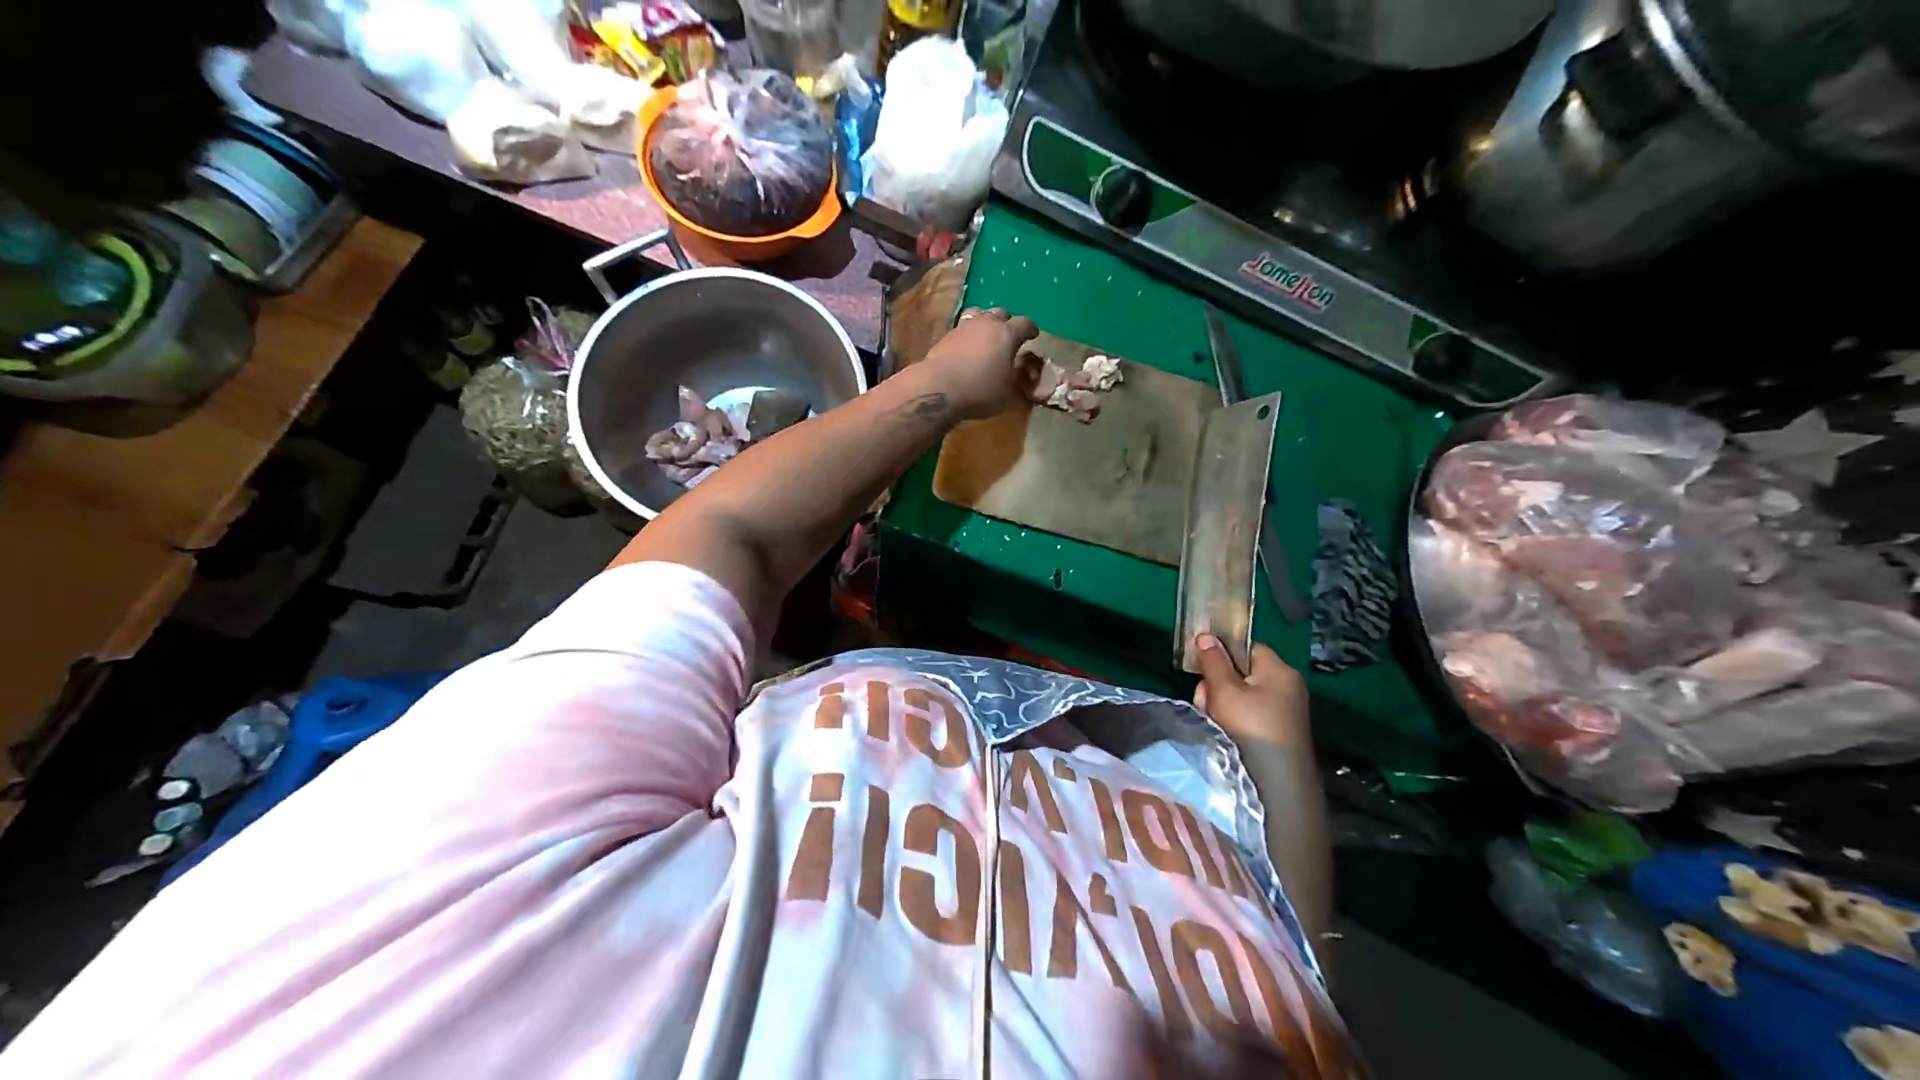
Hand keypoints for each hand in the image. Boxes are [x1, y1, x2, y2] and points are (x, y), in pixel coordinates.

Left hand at [921, 307, 1040, 419]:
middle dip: (1007, 322)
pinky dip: (968, 333)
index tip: (1033, 335)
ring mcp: (964, 327)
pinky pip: (962, 327)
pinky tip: (967, 346)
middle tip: (1008, 335)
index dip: (1031, 329)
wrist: (939, 388)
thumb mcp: (1008, 392)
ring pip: (979, 313)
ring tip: (986, 334)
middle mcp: (986, 323)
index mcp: (1007, 334)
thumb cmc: (980, 391)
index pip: (1025, 323)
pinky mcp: (946, 335)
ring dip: (986, 321)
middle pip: (1001, 312)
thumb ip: (1016, 379)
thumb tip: (1018, 373)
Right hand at [1192, 635, 1310, 746]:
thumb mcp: (1225, 690)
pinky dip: (1232, 722)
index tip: (1202, 666)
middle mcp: (1286, 688)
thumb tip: (1206, 635)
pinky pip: (1248, 716)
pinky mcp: (1277, 734)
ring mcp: (1283, 713)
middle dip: (1217, 685)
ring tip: (1214, 722)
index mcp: (1279, 671)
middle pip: (1241, 673)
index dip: (1223, 653)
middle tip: (1206, 701)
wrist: (1276, 784)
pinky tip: (1223, 733)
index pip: (1248, 647)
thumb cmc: (1250, 727)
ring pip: (1240, 697)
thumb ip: (1213, 662)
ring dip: (1220, 705)